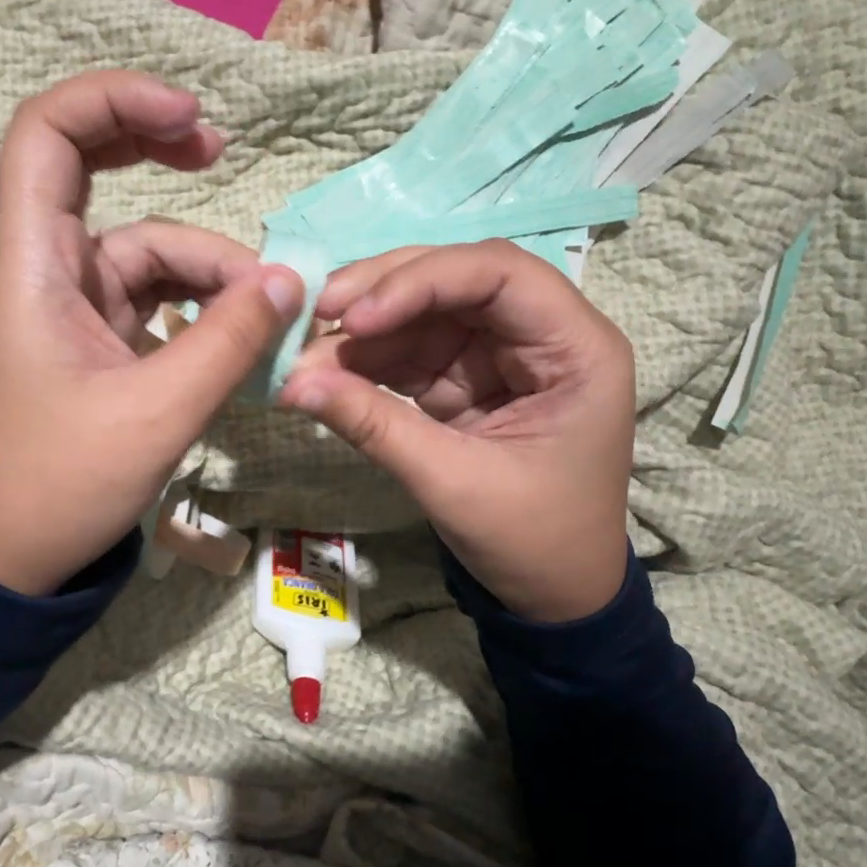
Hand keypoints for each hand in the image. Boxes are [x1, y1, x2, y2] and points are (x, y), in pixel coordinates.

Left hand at [0, 72, 304, 595]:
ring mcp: (71, 300)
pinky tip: (241, 330)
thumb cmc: (63, 484)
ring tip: (269, 306)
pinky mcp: (94, 335)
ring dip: (207, 264)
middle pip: (88, 163)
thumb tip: (292, 280)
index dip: (115, 100)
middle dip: (156, 146)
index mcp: (31, 264)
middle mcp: (45, 266)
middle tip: (220, 150)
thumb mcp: (158, 414)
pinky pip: (154, 293)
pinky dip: (200, 303)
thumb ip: (229, 341)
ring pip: (145, 245)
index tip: (191, 117)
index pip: (48, 134)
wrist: (16, 555)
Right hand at [280, 240, 634, 621]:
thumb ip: (376, 426)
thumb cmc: (531, 539)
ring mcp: (496, 353)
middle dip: (382, 291)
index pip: (498, 273)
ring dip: (361, 326)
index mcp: (575, 348)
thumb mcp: (454, 483)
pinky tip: (322, 372)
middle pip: (454, 277)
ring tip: (304, 353)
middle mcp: (538, 334)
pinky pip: (406, 349)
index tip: (355, 317)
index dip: (422, 280)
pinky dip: (362, 358)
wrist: (551, 594)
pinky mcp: (461, 377)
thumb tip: (292, 383)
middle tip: (316, 314)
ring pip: (421, 308)